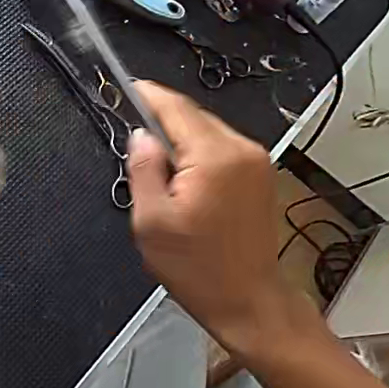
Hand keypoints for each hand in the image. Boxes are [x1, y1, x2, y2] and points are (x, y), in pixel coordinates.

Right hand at [124, 82, 323, 355]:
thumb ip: (144, 169)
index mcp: (215, 157)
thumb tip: (141, 135)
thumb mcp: (152, 222)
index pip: (177, 108)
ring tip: (156, 168)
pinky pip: (223, 150)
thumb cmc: (196, 268)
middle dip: (162, 121)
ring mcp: (258, 162)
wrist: (248, 300)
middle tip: (133, 138)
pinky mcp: (261, 176)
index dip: (149, 95)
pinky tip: (183, 179)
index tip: (127, 87)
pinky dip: (199, 154)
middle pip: (195, 117)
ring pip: (208, 132)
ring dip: (180, 140)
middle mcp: (243, 150)